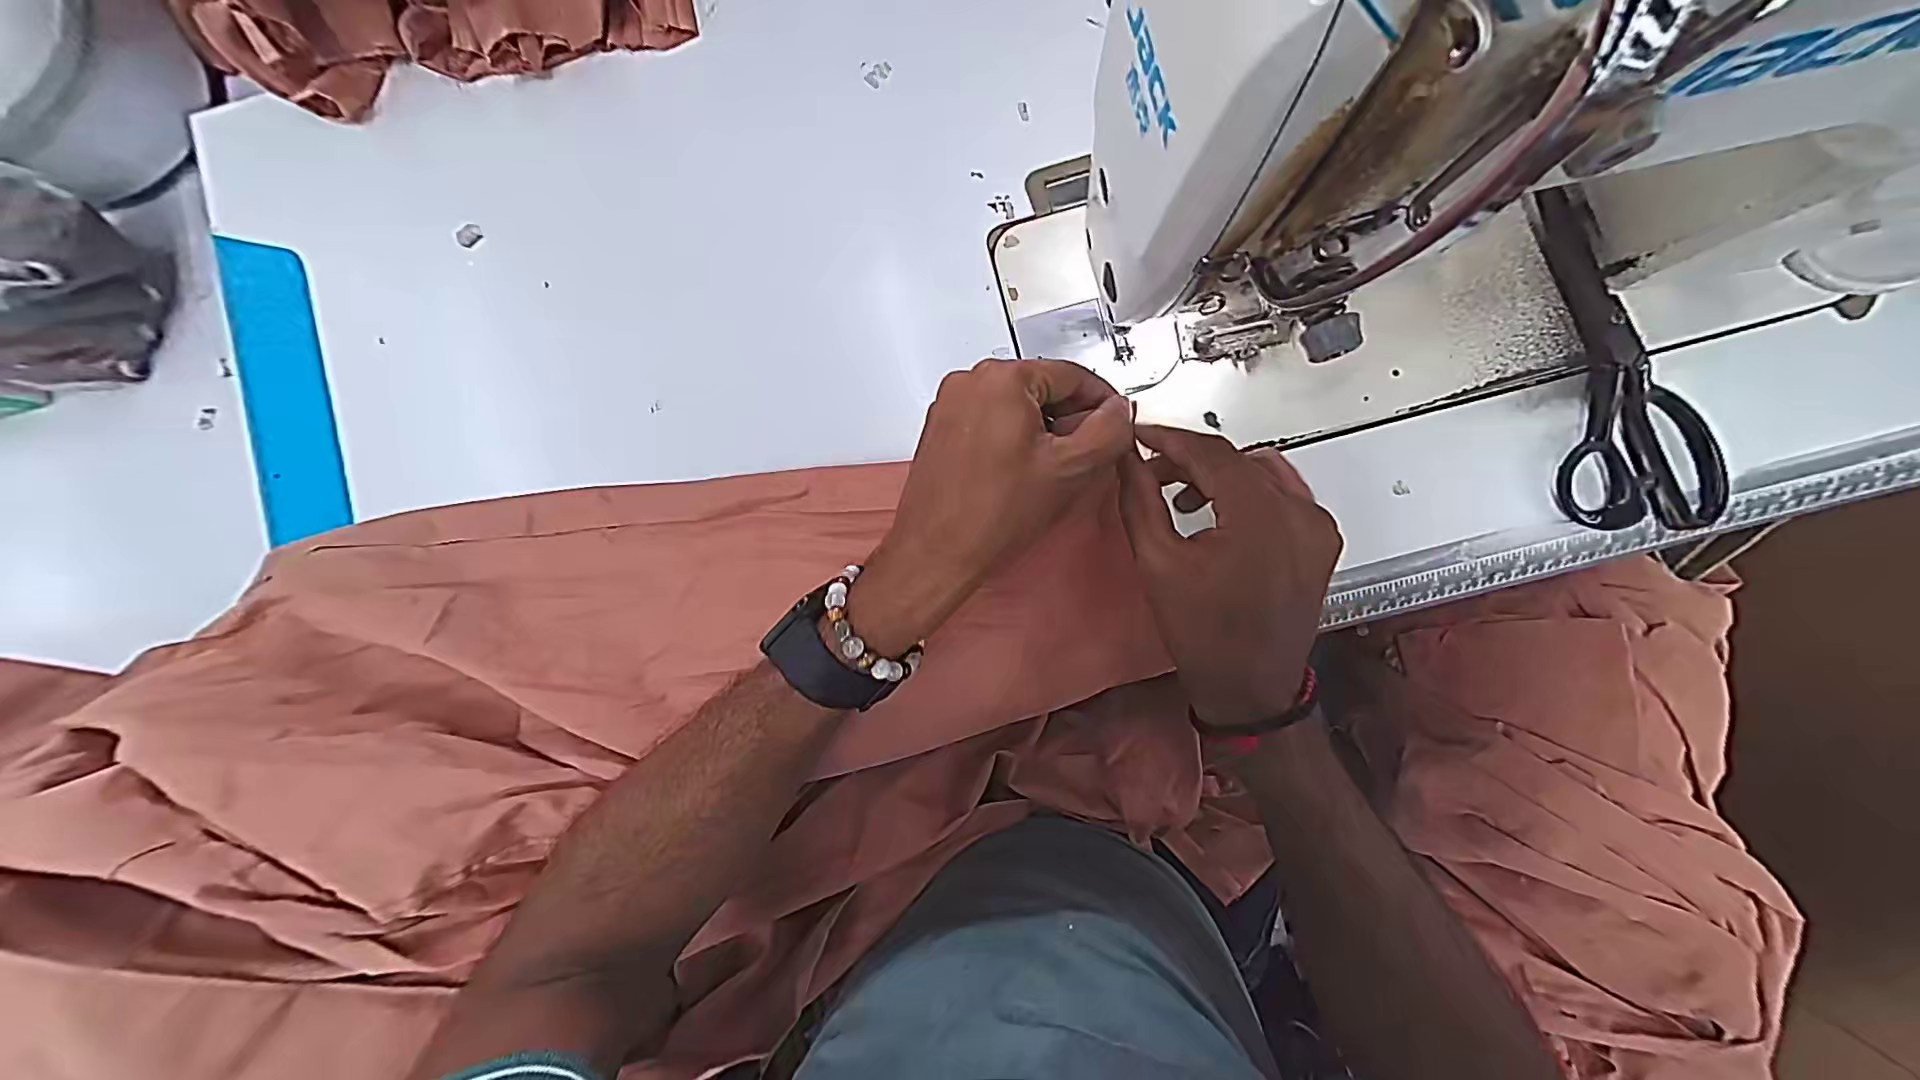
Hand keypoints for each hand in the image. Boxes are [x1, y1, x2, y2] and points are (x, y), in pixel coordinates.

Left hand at [849, 359, 1133, 654]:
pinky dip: (1012, 441)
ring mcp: (950, 406)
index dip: (1102, 401)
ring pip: (1015, 406)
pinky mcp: (941, 430)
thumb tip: (1117, 412)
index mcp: (1001, 379)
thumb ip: (1109, 431)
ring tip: (1047, 472)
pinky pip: (989, 422)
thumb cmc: (986, 517)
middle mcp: (969, 383)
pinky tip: (1019, 475)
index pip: (1071, 374)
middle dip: (1069, 419)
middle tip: (1084, 454)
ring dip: (1041, 432)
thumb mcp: (1070, 470)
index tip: (1114, 420)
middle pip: (1042, 388)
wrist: (937, 551)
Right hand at [1116, 425, 1342, 727]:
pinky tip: (1219, 508)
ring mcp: (1316, 527)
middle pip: (1236, 457)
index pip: (1210, 452)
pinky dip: (1247, 489)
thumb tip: (1129, 460)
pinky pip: (1282, 492)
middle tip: (1151, 469)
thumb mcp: (1156, 562)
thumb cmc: (1204, 635)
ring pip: (1260, 470)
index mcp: (1260, 518)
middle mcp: (1300, 515)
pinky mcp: (1321, 539)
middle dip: (1188, 458)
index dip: (1168, 437)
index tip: (1141, 434)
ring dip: (1218, 473)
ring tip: (1181, 494)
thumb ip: (1139, 500)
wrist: (1248, 684)